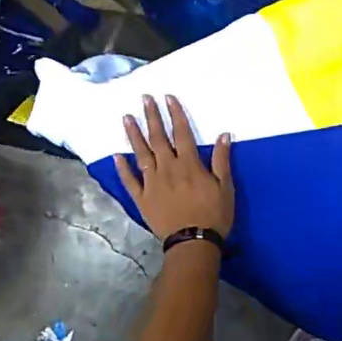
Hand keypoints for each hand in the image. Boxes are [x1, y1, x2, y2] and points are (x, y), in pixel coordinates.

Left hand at [115, 95, 235, 243]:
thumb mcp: (225, 187)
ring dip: (134, 135)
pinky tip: (116, 155)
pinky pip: (130, 181)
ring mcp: (152, 183)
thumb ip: (222, 159)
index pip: (181, 132)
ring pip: (141, 154)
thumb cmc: (213, 215)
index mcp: (189, 164)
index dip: (175, 113)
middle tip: (144, 98)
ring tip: (126, 117)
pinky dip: (122, 168)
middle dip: (151, 116)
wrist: (193, 243)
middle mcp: (167, 168)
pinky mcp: (142, 198)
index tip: (168, 97)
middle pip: (158, 138)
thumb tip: (224, 134)